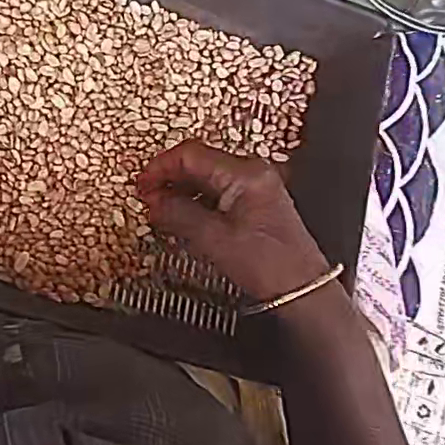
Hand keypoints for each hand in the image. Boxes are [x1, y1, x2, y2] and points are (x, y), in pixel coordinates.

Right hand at [135, 140, 333, 302]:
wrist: (302, 288)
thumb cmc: (268, 264)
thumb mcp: (215, 239)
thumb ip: (180, 215)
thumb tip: (154, 202)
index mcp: (244, 174)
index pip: (191, 155)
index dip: (161, 167)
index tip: (142, 184)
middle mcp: (251, 173)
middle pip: (198, 163)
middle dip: (168, 179)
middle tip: (146, 197)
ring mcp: (254, 187)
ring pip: (205, 178)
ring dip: (180, 191)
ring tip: (159, 209)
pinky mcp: (254, 202)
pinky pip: (216, 192)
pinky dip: (195, 201)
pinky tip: (181, 216)